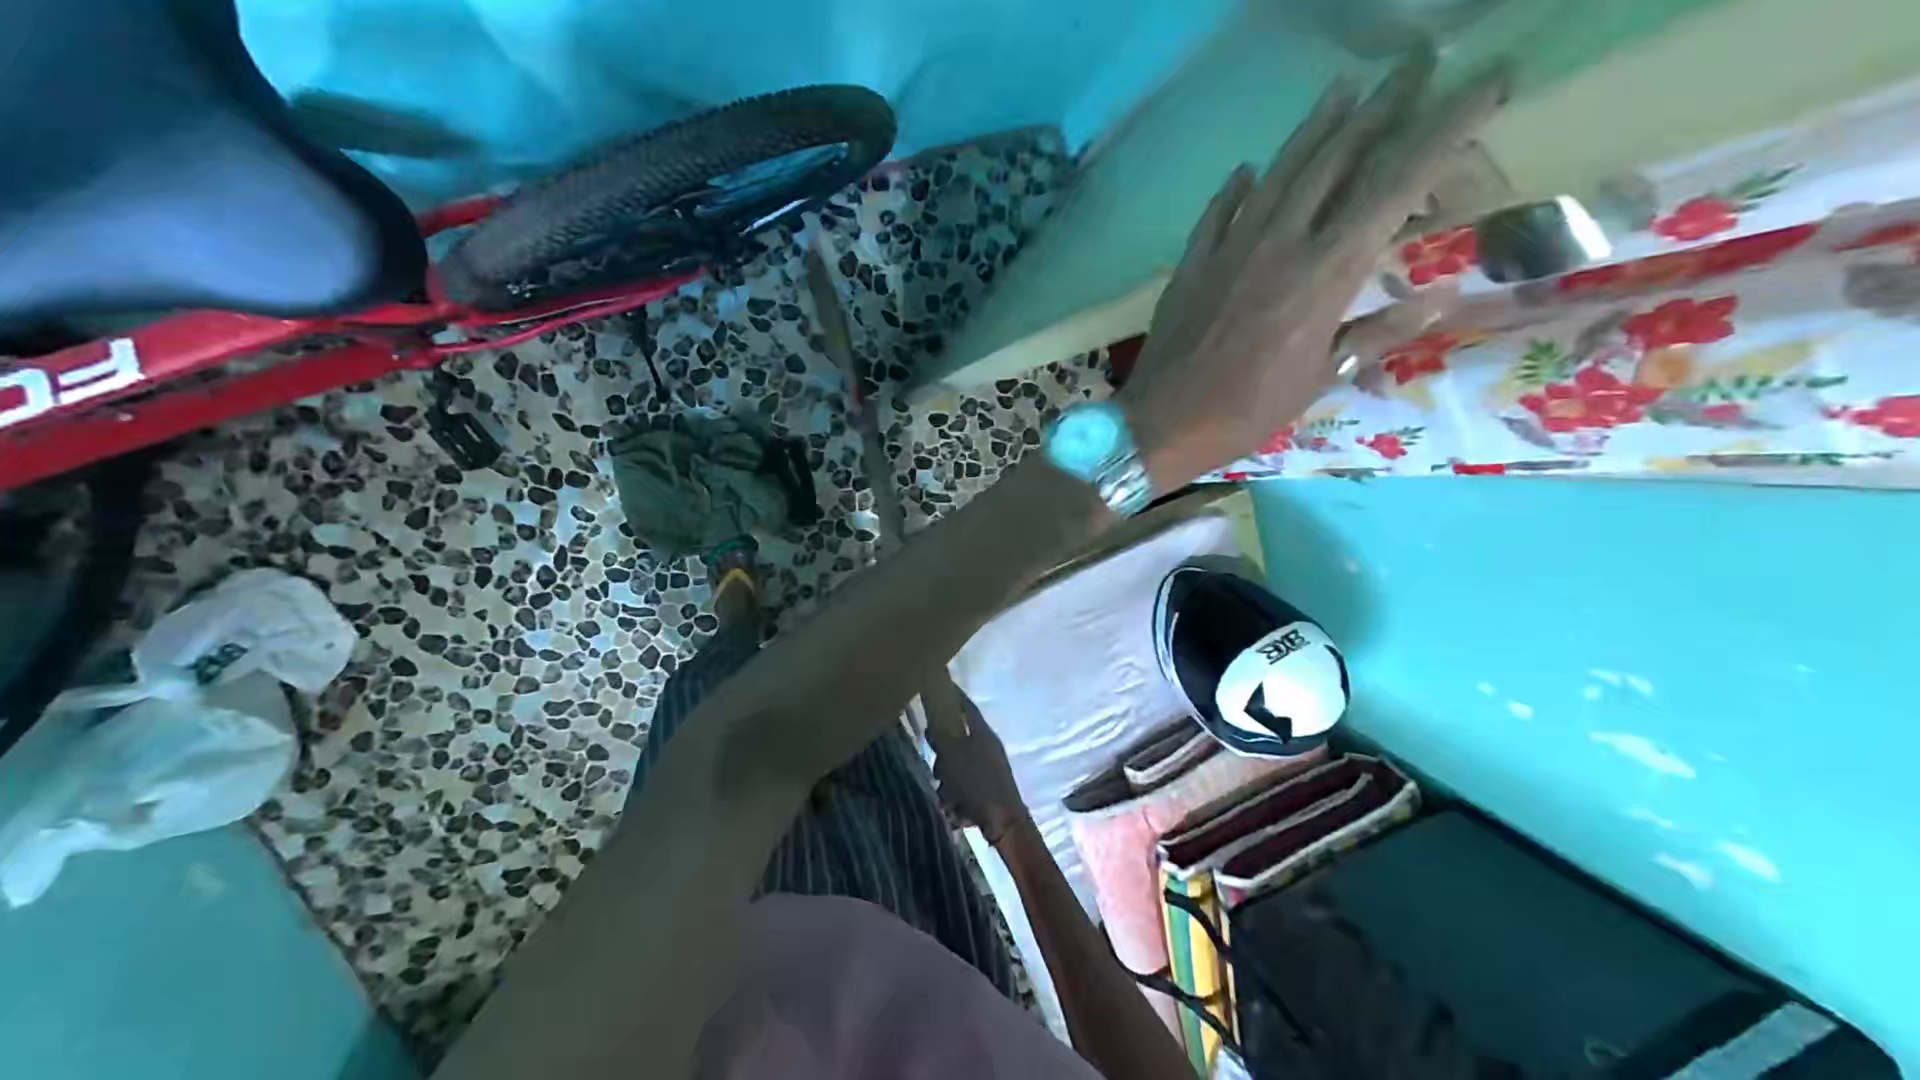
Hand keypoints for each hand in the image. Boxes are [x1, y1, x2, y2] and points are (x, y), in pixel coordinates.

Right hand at [922, 675, 1026, 845]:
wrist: (1004, 822)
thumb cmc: (977, 783)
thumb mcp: (952, 756)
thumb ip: (940, 738)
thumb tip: (932, 726)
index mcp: (982, 733)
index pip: (967, 707)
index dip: (954, 696)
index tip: (940, 686)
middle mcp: (987, 748)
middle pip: (957, 742)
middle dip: (943, 756)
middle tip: (938, 767)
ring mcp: (988, 770)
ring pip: (956, 768)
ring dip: (947, 782)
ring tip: (947, 798)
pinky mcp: (987, 791)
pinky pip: (963, 788)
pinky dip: (956, 799)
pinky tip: (955, 812)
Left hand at [1117, 52, 1508, 490]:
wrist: (1161, 424)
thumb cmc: (1246, 413)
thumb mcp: (1321, 379)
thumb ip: (1378, 333)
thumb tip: (1443, 296)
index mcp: (1324, 274)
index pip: (1396, 184)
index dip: (1446, 128)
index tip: (1486, 84)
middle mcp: (1279, 245)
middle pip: (1336, 159)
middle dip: (1383, 107)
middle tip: (1415, 64)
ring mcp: (1228, 250)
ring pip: (1278, 173)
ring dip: (1315, 128)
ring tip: (1344, 89)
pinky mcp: (1190, 264)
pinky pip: (1218, 213)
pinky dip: (1237, 189)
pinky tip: (1248, 171)